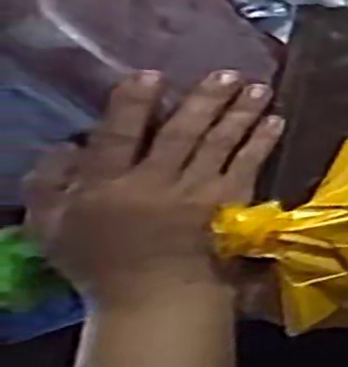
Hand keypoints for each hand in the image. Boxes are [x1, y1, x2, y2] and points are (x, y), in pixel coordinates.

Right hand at [22, 70, 282, 312]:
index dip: (132, 105)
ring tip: (261, 88)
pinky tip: (277, 121)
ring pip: (221, 144)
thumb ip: (51, 183)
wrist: (157, 294)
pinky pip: (250, 165)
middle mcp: (155, 184)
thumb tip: (66, 143)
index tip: (148, 75)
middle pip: (182, 133)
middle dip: (205, 100)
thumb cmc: (102, 260)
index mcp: (104, 187)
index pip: (117, 137)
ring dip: (241, 113)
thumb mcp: (54, 225)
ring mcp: (199, 193)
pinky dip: (263, 142)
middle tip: (227, 73)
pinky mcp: (233, 202)